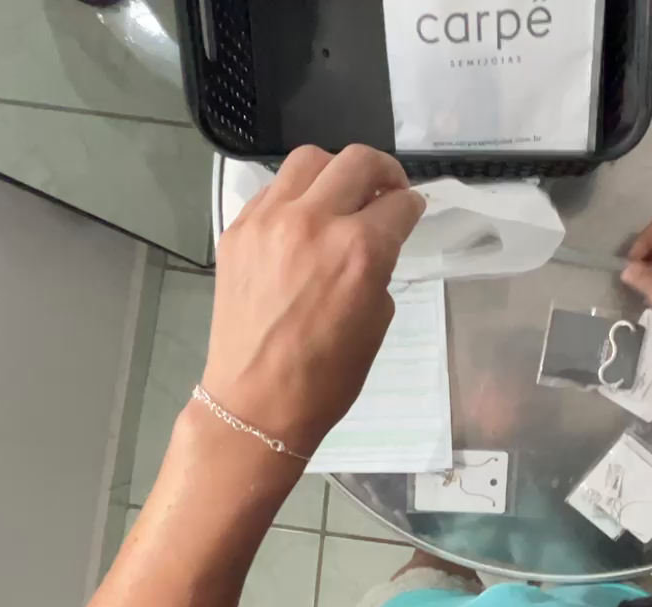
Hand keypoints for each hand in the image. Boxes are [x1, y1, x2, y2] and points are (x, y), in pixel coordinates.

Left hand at [200, 145, 426, 453]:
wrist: (258, 401)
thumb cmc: (328, 378)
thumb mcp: (376, 323)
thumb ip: (380, 271)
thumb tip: (377, 244)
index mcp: (360, 252)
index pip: (398, 205)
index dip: (413, 206)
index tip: (412, 210)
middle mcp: (316, 222)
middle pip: (358, 162)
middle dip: (384, 173)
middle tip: (389, 191)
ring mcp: (270, 220)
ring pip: (311, 161)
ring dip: (337, 172)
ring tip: (343, 197)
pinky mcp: (239, 229)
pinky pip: (275, 190)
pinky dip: (299, 196)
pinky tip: (305, 222)